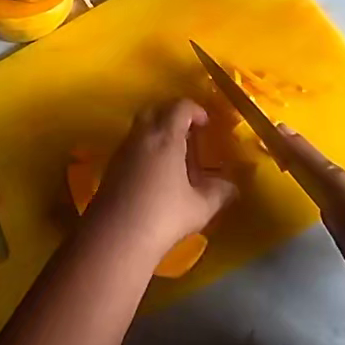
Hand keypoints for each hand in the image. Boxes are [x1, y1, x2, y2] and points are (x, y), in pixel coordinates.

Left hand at [84, 100, 238, 258]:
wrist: (116, 237)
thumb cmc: (163, 216)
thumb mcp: (200, 207)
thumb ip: (219, 193)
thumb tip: (232, 187)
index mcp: (165, 137)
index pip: (179, 107)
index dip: (195, 110)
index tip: (207, 124)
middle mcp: (141, 136)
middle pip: (156, 110)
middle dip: (173, 115)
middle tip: (190, 134)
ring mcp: (123, 149)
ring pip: (141, 127)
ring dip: (158, 132)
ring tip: (174, 156)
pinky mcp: (111, 165)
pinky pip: (131, 144)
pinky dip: (145, 148)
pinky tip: (155, 174)